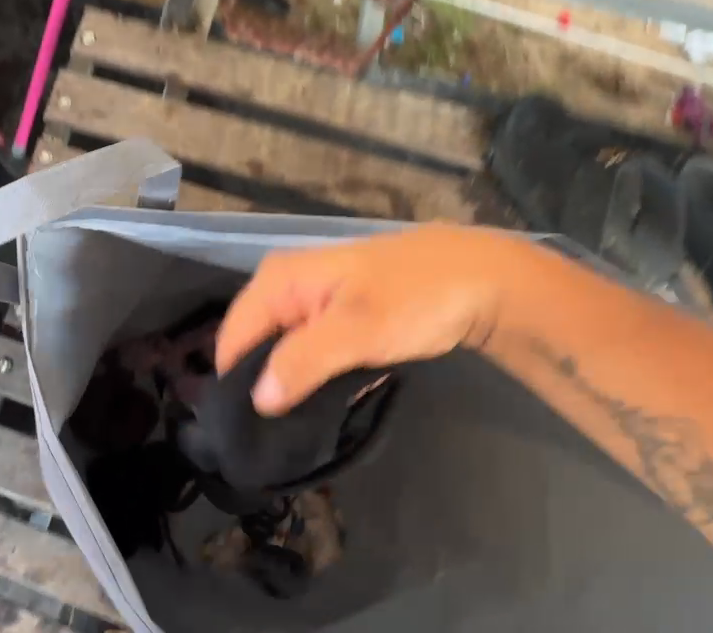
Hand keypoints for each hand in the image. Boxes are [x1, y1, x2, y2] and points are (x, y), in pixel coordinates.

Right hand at [216, 225, 549, 414]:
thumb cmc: (413, 298)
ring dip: (285, 383)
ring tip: (294, 426)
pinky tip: (319, 402)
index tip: (246, 429)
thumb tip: (257, 400)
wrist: (479, 278)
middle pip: (251, 342)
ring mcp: (307, 299)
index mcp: (276, 279)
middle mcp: (281, 284)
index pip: (233, 336)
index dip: (235, 381)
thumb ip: (301, 363)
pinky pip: (302, 350)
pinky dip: (308, 375)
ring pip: (277, 349)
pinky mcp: (330, 315)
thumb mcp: (356, 332)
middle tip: (274, 433)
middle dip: (259, 384)